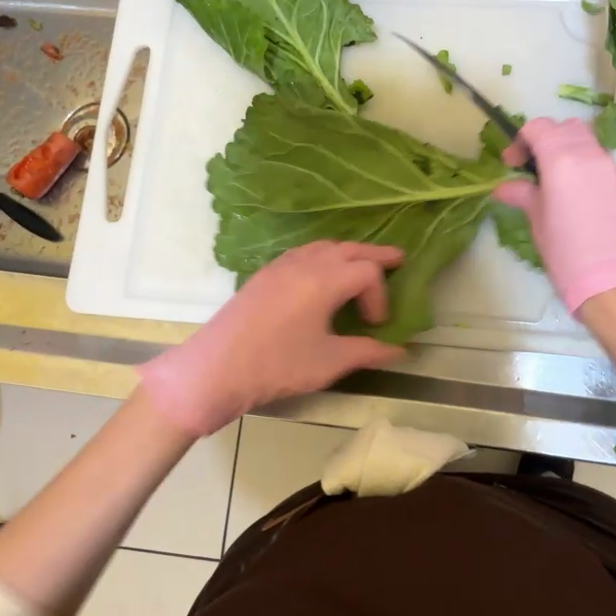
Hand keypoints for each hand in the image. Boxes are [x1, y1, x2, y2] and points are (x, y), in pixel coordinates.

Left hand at [136, 242, 406, 436]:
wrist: (216, 369)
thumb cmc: (277, 365)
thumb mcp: (329, 362)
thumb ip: (366, 351)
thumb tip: (398, 351)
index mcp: (324, 280)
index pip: (367, 272)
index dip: (380, 296)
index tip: (375, 326)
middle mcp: (304, 263)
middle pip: (348, 248)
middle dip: (374, 255)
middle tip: (397, 259)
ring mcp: (279, 266)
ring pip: (323, 247)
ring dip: (346, 253)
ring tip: (360, 266)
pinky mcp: (263, 276)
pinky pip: (302, 254)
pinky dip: (322, 257)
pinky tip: (320, 278)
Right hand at [493, 118, 615, 312]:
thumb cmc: (569, 257)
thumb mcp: (538, 225)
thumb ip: (523, 196)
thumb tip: (506, 187)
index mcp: (563, 161)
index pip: (539, 127)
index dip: (522, 140)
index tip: (514, 165)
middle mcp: (595, 157)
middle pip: (570, 129)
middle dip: (551, 142)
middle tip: (540, 171)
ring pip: (595, 151)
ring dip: (577, 160)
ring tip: (569, 193)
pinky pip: (615, 176)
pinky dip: (600, 183)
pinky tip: (598, 214)